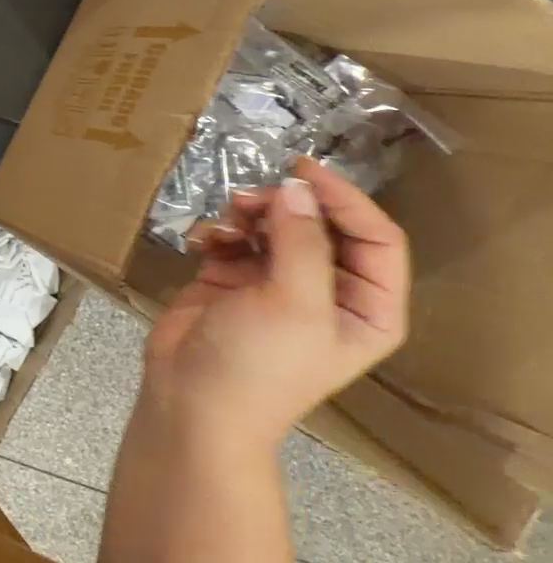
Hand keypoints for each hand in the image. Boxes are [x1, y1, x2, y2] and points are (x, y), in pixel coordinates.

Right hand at [143, 157, 409, 446]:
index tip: (301, 169)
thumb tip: (294, 187)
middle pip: (320, 227)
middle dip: (286, 206)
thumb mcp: (292, 303)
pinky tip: (203, 240)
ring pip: (273, 228)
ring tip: (223, 222)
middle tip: (247, 198)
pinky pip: (233, 240)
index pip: (375, 238)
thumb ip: (300, 243)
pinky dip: (218, 232)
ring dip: (247, 216)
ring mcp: (276, 286)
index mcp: (368, 307)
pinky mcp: (230, 281)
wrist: (193, 399)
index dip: (344, 200)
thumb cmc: (259, 362)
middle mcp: (328, 292)